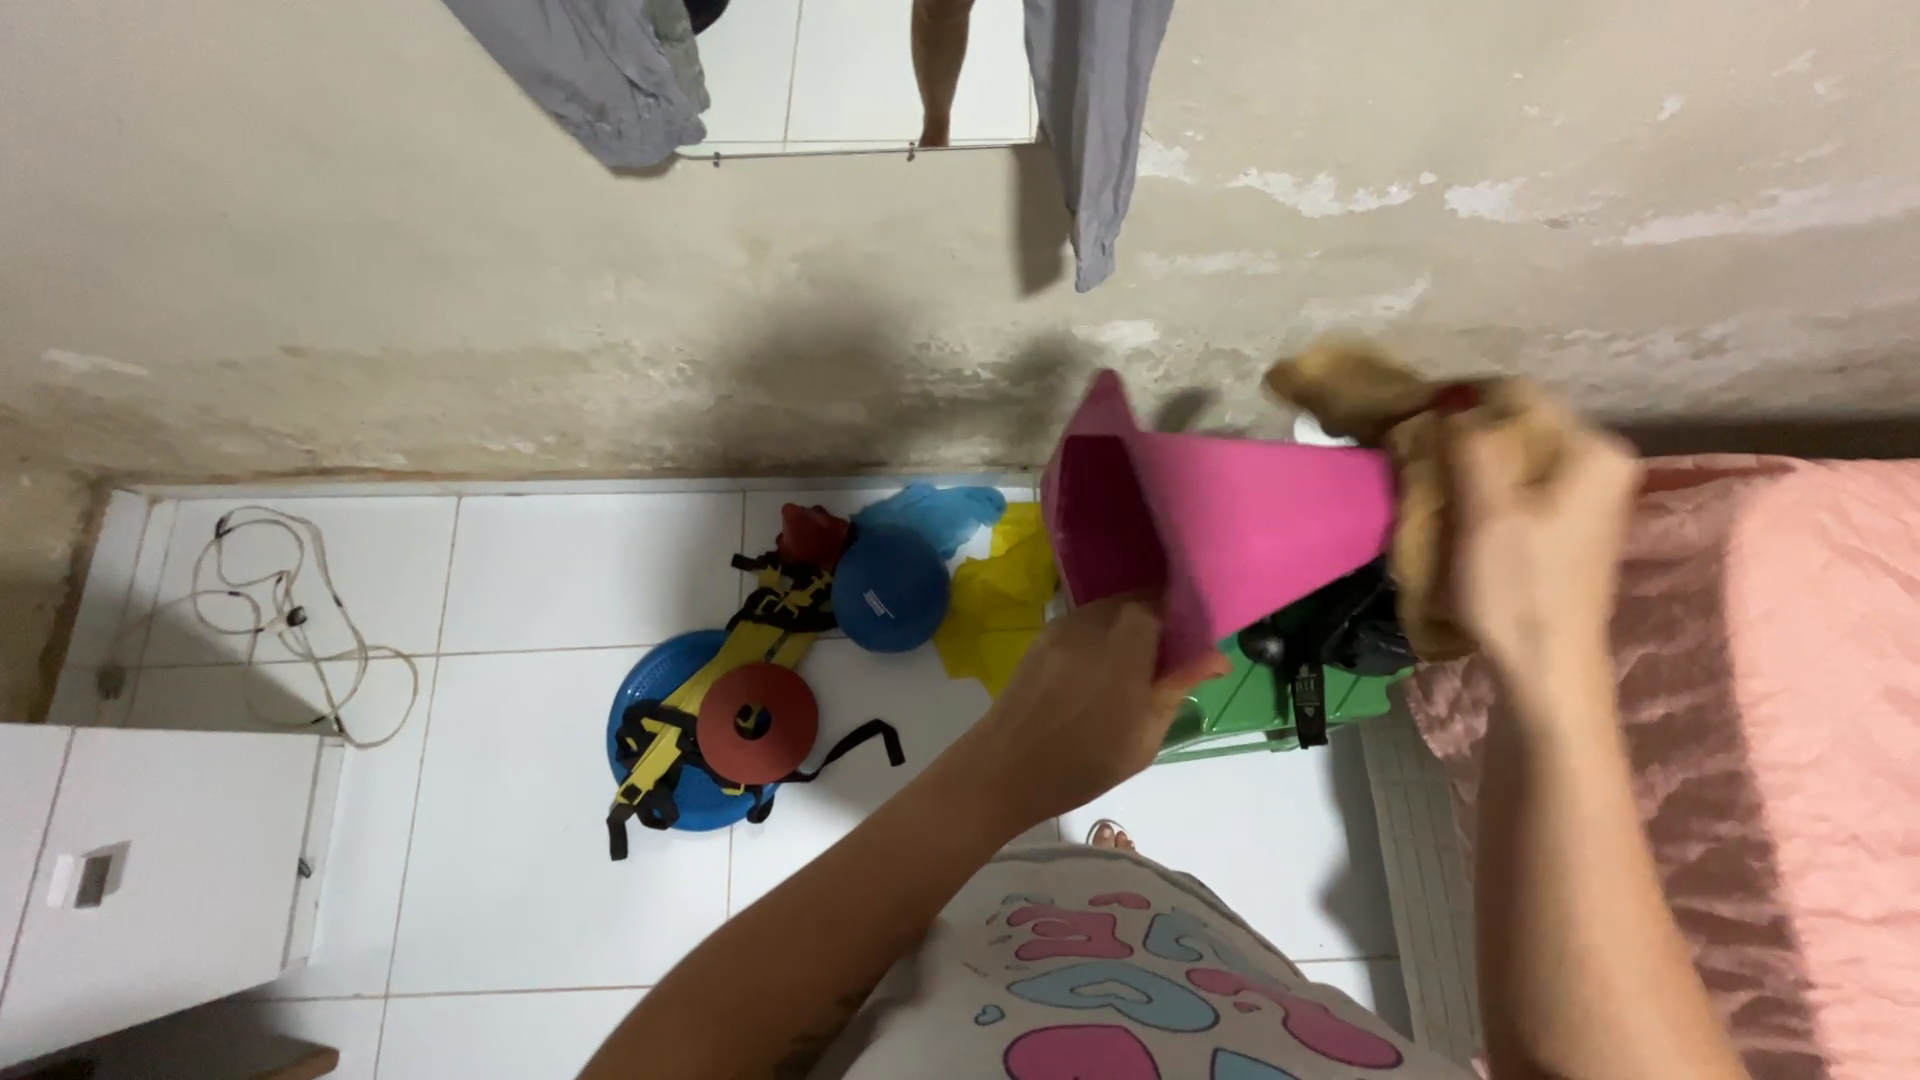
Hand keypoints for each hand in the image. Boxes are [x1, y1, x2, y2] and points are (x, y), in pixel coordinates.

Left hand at [933, 598, 1229, 834]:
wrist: (1002, 768)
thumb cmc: (1080, 765)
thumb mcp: (1143, 737)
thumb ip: (1175, 687)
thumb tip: (1214, 656)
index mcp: (1122, 650)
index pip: (1161, 603)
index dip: (1183, 615)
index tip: (1197, 641)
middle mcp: (1091, 625)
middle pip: (1135, 599)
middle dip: (1160, 616)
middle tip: (1173, 652)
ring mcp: (1062, 626)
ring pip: (1109, 608)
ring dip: (1131, 624)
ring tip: (1141, 662)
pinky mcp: (1043, 636)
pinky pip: (1085, 620)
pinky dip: (1104, 632)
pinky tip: (1106, 665)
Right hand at [1447, 389, 1638, 679]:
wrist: (1546, 661)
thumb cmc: (1515, 586)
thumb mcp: (1486, 512)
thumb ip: (1472, 446)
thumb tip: (1451, 401)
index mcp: (1590, 449)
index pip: (1514, 393)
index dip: (1458, 402)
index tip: (1413, 424)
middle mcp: (1599, 457)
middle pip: (1516, 420)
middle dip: (1463, 431)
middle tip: (1418, 457)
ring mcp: (1587, 488)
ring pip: (1515, 449)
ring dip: (1469, 458)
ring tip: (1432, 482)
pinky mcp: (1569, 515)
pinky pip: (1520, 476)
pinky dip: (1485, 481)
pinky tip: (1460, 506)